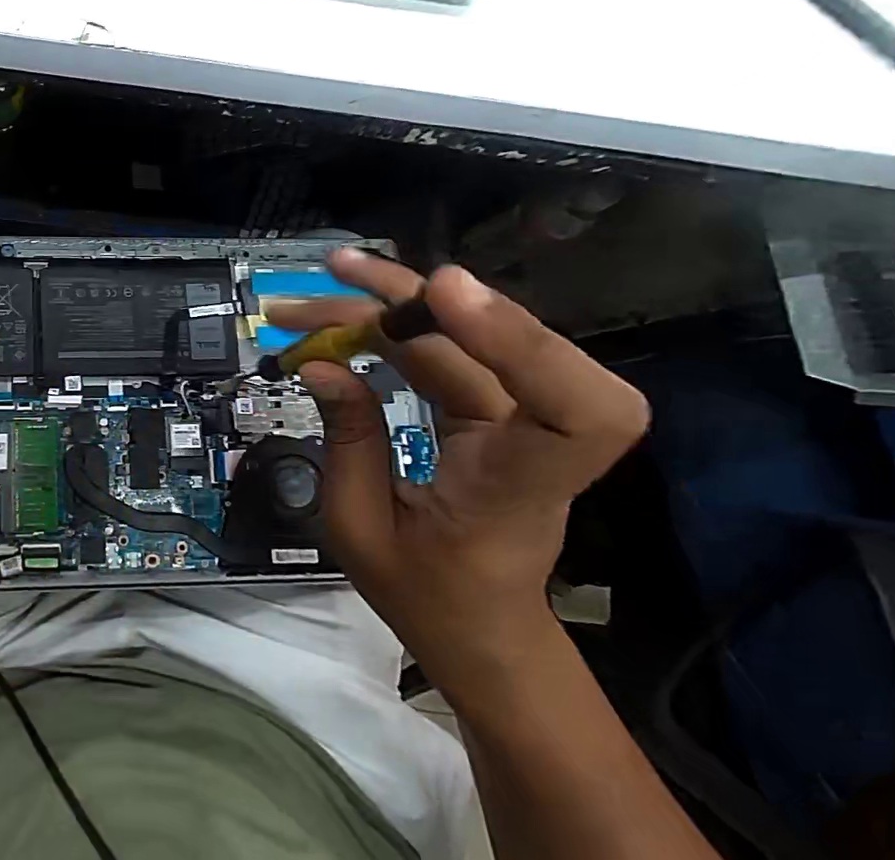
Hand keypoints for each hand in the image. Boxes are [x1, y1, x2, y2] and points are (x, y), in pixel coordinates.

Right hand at [265, 247, 648, 690]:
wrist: (479, 622)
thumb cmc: (423, 592)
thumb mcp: (359, 526)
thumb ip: (348, 441)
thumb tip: (320, 364)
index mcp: (516, 488)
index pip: (574, 412)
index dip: (519, 342)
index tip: (444, 294)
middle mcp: (533, 441)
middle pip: (497, 349)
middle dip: (411, 301)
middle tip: (334, 272)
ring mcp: (517, 419)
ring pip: (471, 339)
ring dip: (399, 301)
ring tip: (334, 273)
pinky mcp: (494, 408)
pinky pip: (456, 352)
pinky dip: (404, 323)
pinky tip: (361, 303)